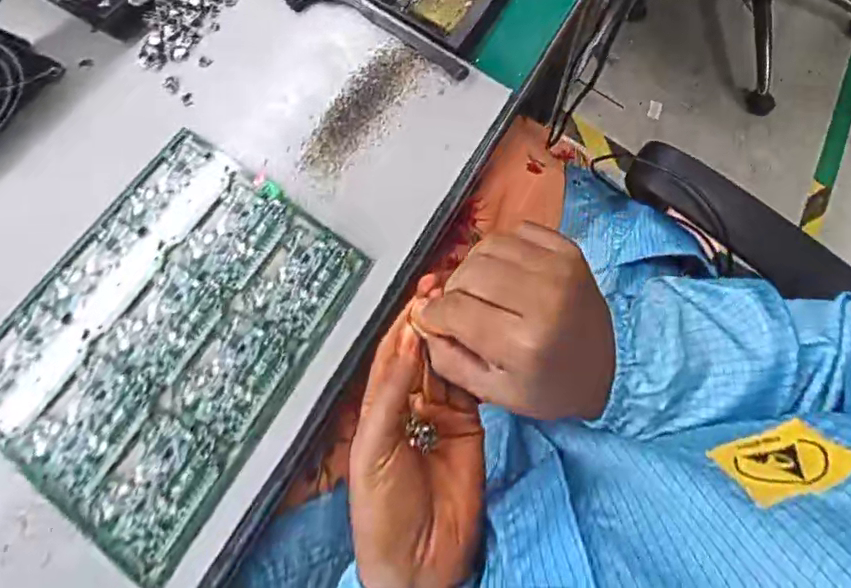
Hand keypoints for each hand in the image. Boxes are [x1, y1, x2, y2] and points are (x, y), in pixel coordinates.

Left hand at [348, 281, 484, 587]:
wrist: (420, 567)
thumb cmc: (382, 514)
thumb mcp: (375, 448)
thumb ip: (392, 392)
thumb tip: (411, 338)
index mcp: (380, 407)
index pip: (393, 353)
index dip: (405, 322)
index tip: (421, 294)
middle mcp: (410, 404)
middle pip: (421, 352)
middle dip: (431, 321)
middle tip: (445, 290)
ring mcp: (441, 414)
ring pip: (446, 364)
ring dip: (452, 336)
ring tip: (462, 305)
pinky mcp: (468, 426)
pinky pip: (469, 387)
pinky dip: (472, 362)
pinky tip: (476, 340)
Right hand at [414, 221, 615, 420]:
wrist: (607, 369)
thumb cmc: (551, 385)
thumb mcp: (495, 392)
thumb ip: (449, 357)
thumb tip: (421, 317)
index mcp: (525, 343)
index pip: (455, 310)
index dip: (433, 313)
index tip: (430, 316)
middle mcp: (544, 299)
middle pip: (469, 272)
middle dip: (453, 289)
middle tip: (458, 306)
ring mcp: (560, 268)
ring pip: (488, 246)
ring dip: (474, 266)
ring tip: (482, 289)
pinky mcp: (569, 249)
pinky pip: (516, 231)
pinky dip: (502, 249)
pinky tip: (507, 273)